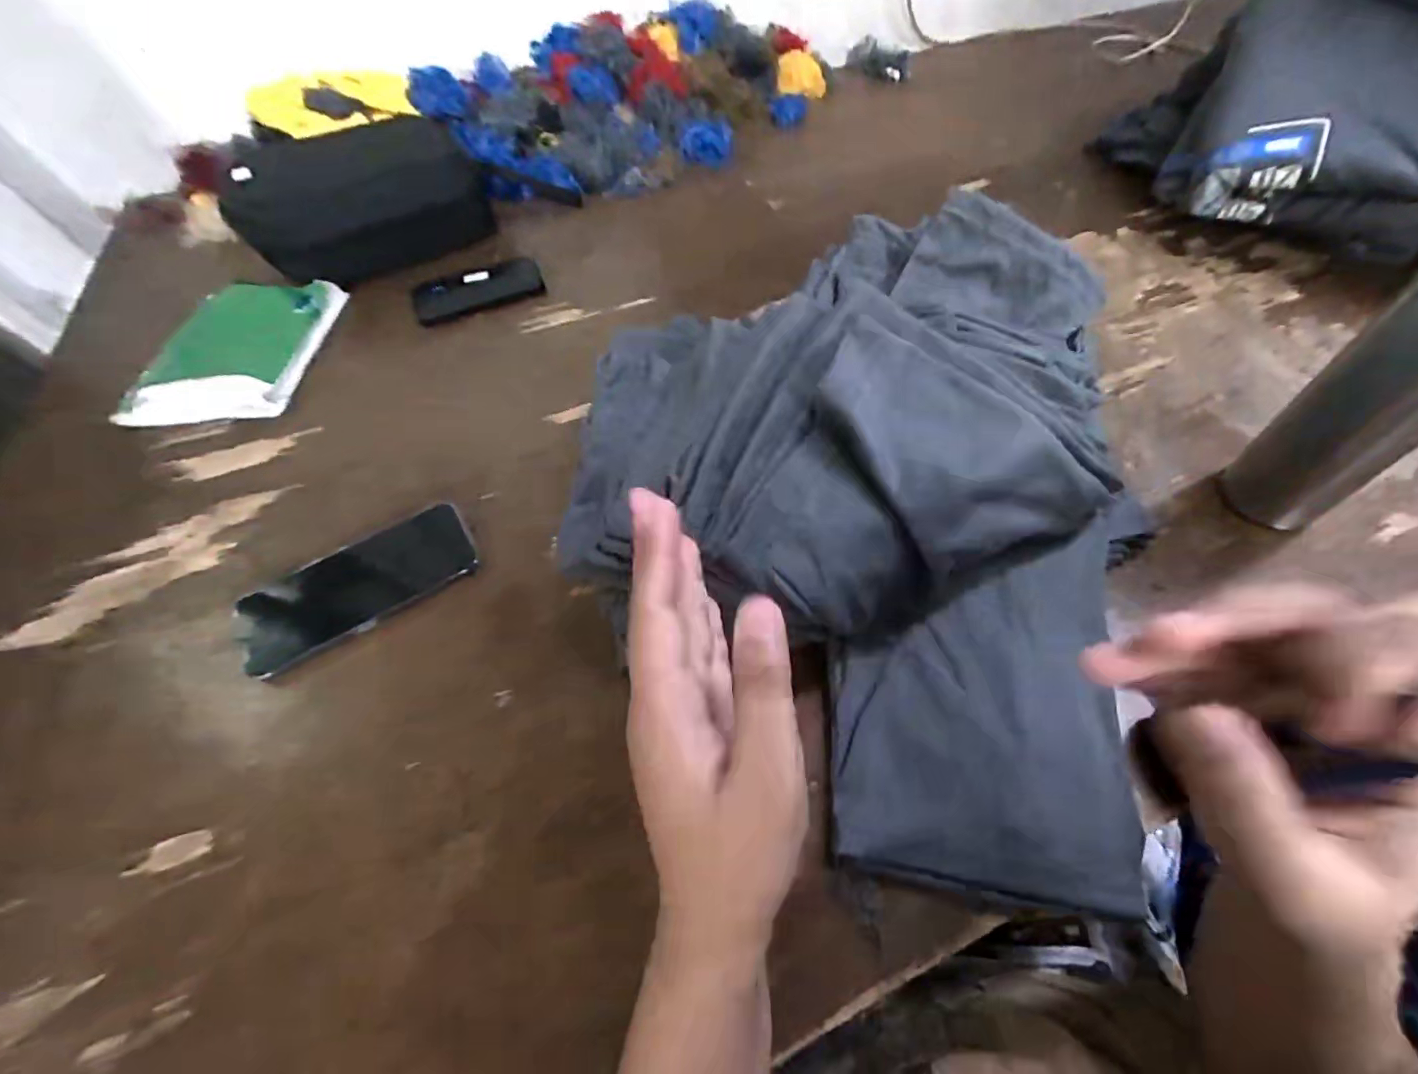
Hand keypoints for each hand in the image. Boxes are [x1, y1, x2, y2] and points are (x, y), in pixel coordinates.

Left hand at [626, 489, 806, 961]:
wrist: (718, 916)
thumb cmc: (742, 848)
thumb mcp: (765, 768)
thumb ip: (762, 685)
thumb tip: (760, 605)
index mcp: (668, 708)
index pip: (658, 616)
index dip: (657, 557)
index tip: (651, 503)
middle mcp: (663, 703)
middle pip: (660, 617)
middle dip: (661, 558)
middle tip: (659, 501)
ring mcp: (680, 717)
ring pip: (677, 636)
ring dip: (678, 584)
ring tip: (682, 538)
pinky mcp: (700, 728)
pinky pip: (698, 659)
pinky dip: (700, 621)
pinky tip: (708, 604)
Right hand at [1089, 585, 1417, 955]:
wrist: (1278, 950)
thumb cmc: (1316, 933)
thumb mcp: (1295, 885)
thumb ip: (1250, 802)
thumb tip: (1192, 710)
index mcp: (1417, 748)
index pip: (1404, 661)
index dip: (1361, 665)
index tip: (1328, 723)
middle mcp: (1357, 701)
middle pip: (1308, 628)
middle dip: (1235, 628)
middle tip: (1161, 638)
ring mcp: (1290, 694)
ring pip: (1241, 637)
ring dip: (1174, 643)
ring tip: (1109, 660)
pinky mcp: (1237, 699)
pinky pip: (1198, 664)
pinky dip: (1153, 664)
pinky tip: (1112, 668)